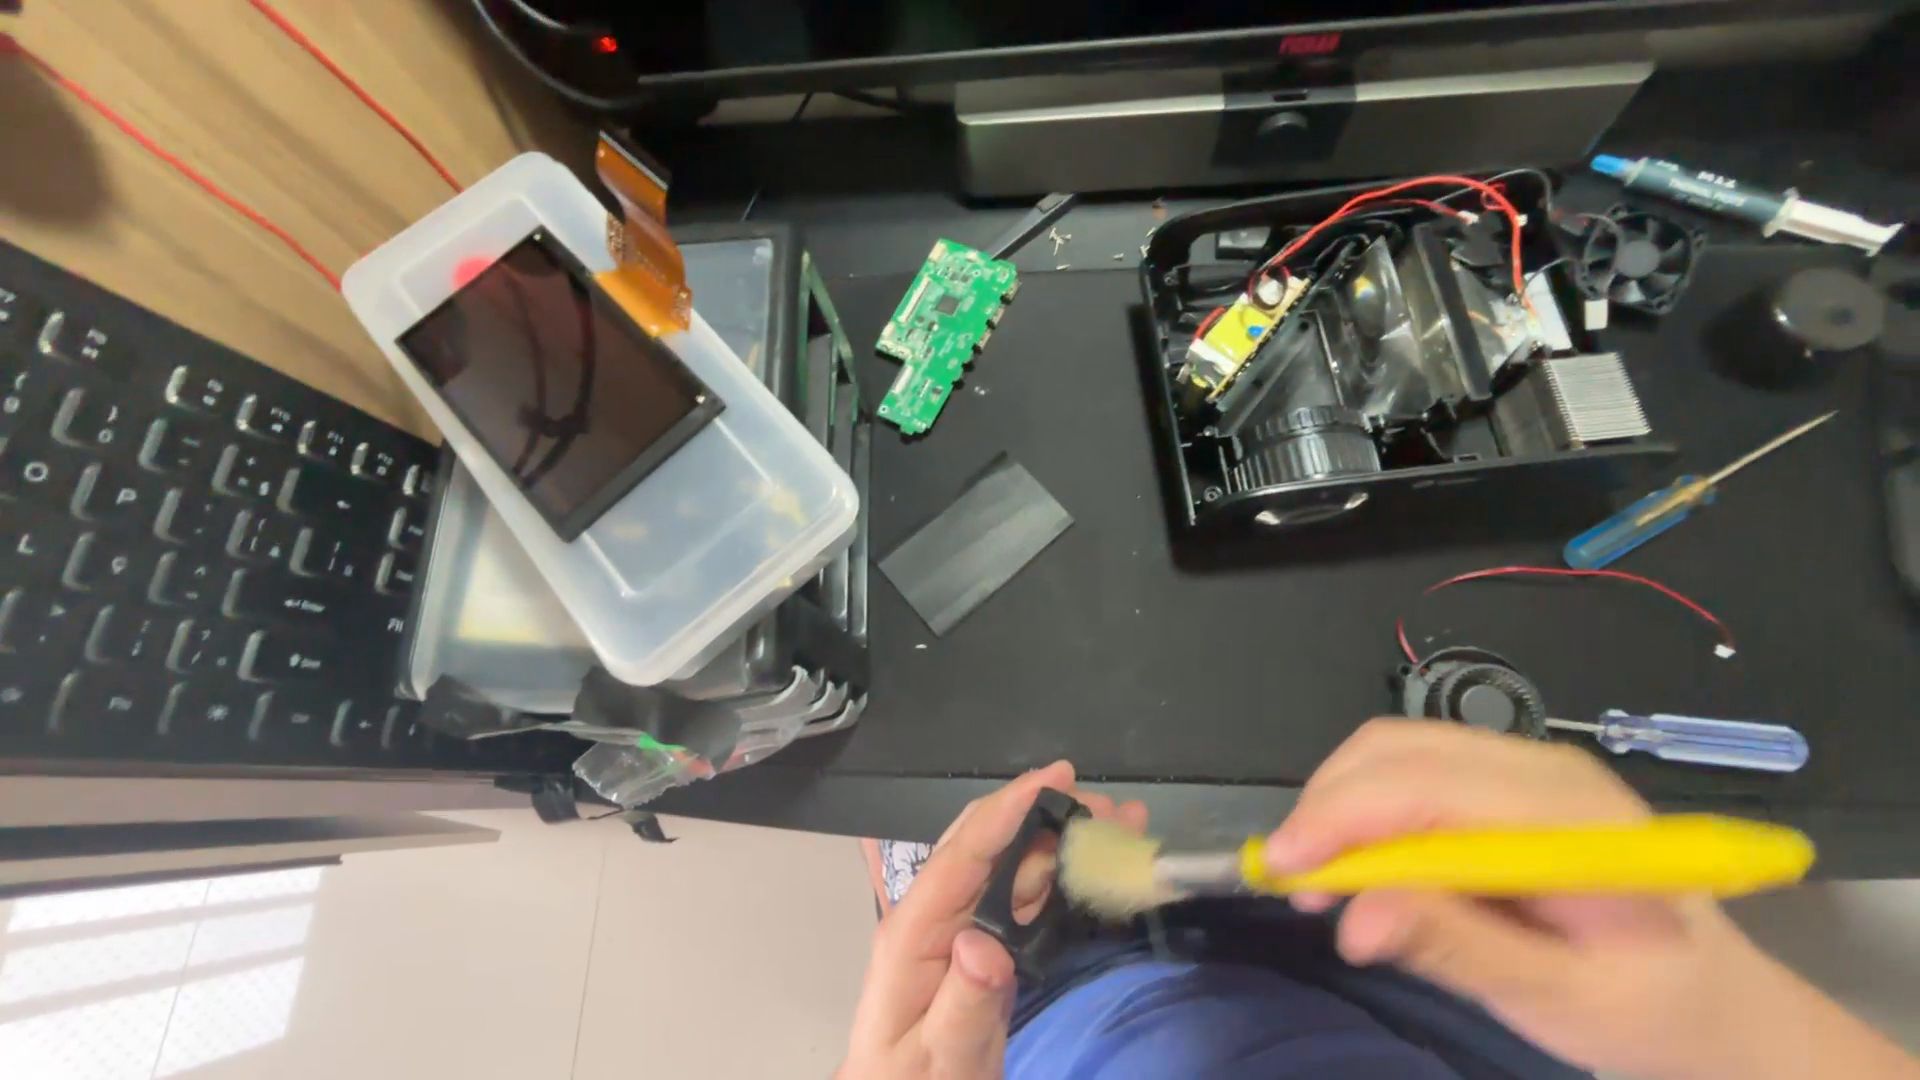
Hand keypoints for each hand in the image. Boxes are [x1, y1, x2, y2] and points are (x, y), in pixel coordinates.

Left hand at [838, 762, 1147, 1079]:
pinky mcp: (982, 941)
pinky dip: (1058, 875)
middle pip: (991, 843)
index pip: (964, 852)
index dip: (1010, 807)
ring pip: (1013, 863)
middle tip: (1111, 808)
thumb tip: (985, 944)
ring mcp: (960, 923)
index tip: (1056, 776)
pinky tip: (1089, 867)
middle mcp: (938, 910)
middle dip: (1048, 814)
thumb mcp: (938, 1059)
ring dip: (1062, 841)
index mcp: (916, 927)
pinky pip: (1021, 895)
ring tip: (1116, 828)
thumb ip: (961, 1003)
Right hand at [1267, 719, 1918, 1079]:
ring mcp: (1515, 762)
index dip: (1342, 816)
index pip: (1427, 784)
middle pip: (1393, 751)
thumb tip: (1353, 922)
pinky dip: (1356, 806)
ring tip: (1317, 875)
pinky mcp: (1493, 775)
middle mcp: (1537, 765)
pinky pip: (1400, 766)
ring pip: (1385, 750)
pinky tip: (1353, 857)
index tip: (1285, 867)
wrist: (1719, 1000)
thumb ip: (1459, 950)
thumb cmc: (1654, 1010)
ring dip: (1333, 805)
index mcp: (1572, 817)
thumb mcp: (1565, 1001)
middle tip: (1292, 878)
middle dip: (1325, 807)